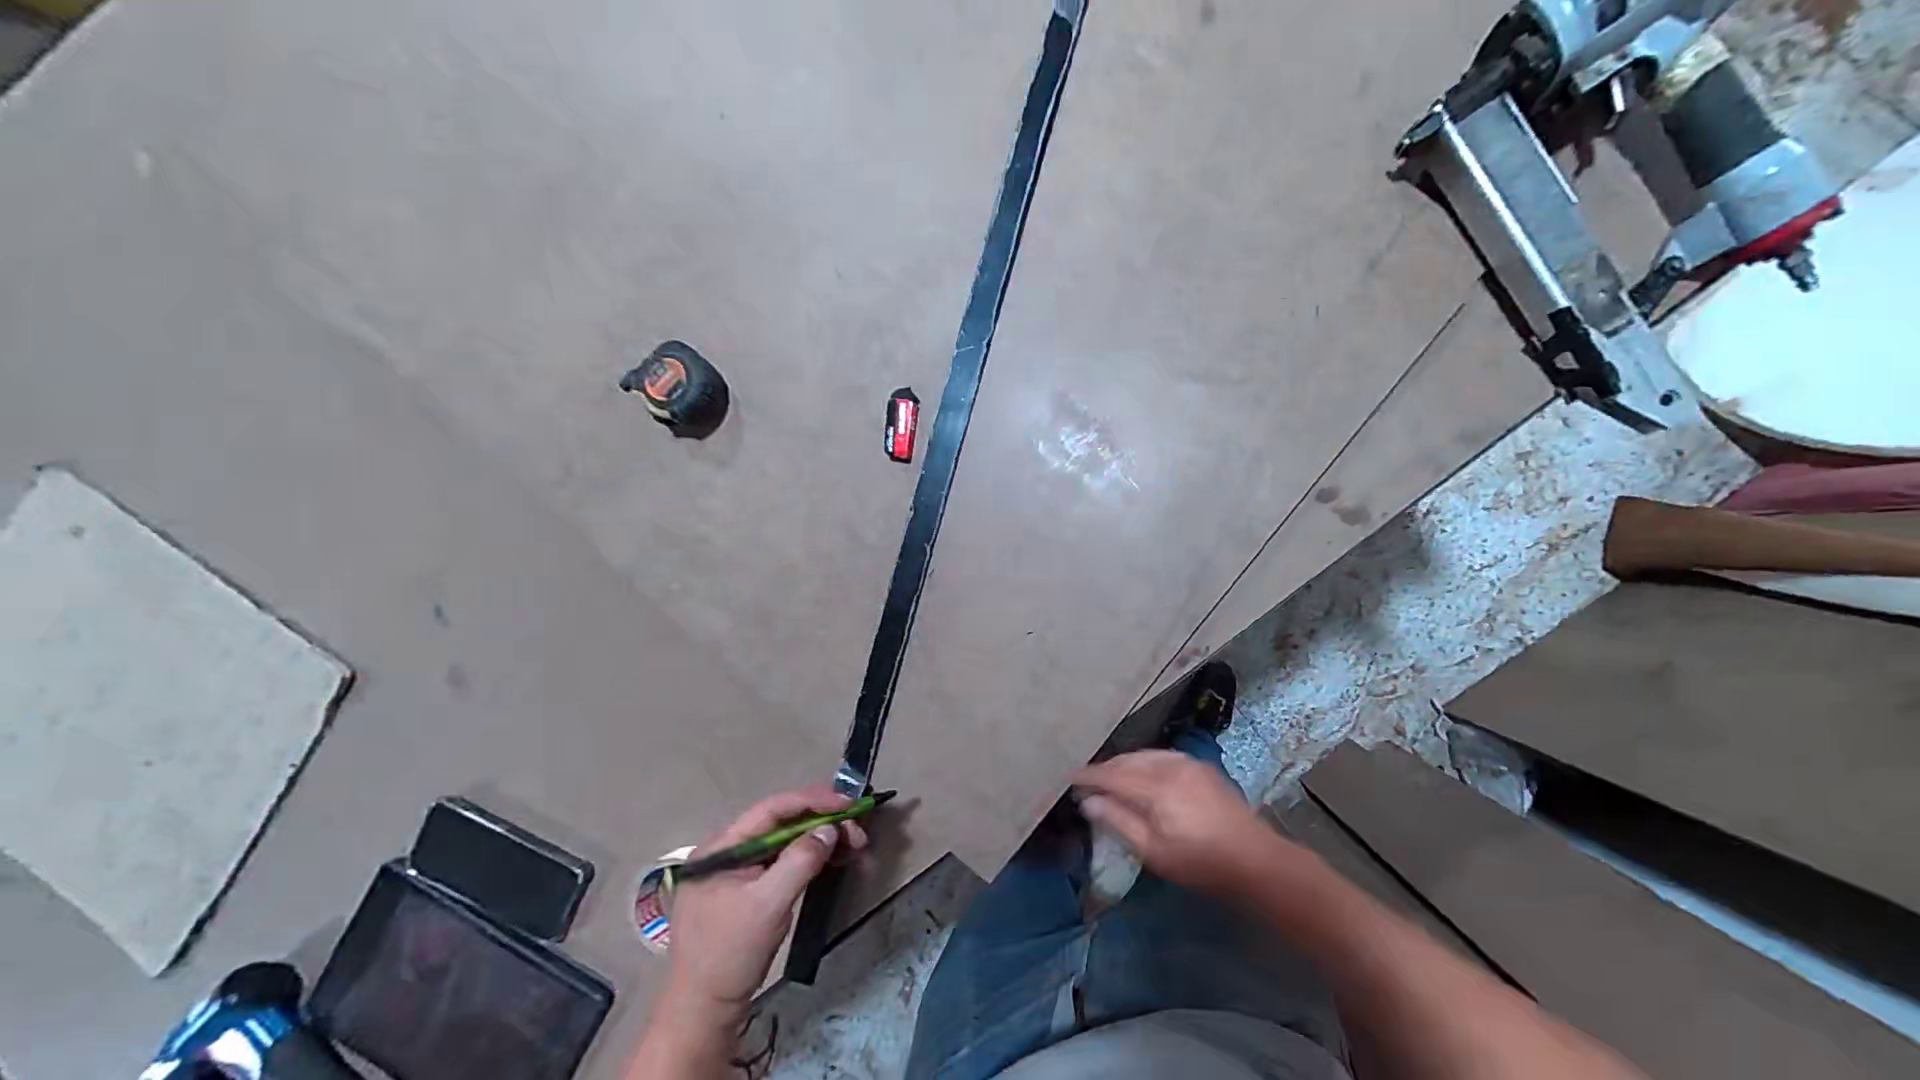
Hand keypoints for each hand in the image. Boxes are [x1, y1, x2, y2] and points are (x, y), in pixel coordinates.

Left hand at [664, 786, 868, 1016]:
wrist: (703, 1013)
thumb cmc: (731, 954)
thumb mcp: (769, 904)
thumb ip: (800, 861)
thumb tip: (829, 829)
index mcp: (722, 847)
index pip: (772, 810)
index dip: (812, 801)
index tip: (847, 803)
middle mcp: (727, 852)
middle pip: (780, 823)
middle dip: (820, 822)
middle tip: (856, 830)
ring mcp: (736, 872)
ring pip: (784, 842)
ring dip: (819, 840)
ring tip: (853, 844)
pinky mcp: (747, 892)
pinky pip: (782, 862)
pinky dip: (809, 859)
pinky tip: (832, 859)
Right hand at [1073, 750, 1297, 895]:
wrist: (1256, 861)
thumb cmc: (1200, 863)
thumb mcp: (1154, 851)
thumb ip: (1118, 821)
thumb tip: (1089, 801)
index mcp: (1156, 785)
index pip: (1111, 774)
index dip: (1088, 776)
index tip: (1069, 779)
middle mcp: (1170, 765)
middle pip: (1127, 760)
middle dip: (1105, 769)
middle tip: (1087, 783)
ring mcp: (1188, 763)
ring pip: (1144, 755)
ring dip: (1124, 764)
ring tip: (1111, 779)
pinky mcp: (1201, 767)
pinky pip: (1162, 756)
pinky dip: (1144, 763)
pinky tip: (1142, 776)